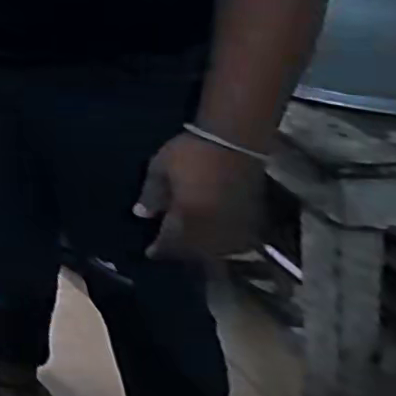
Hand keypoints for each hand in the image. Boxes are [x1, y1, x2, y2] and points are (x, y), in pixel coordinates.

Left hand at [132, 133, 265, 259]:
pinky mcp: (254, 222)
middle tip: (168, 250)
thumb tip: (141, 215)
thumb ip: (150, 194)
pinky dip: (224, 247)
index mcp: (187, 217)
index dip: (159, 249)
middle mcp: (213, 230)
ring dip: (202, 253)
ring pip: (217, 252)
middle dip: (180, 253)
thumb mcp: (160, 168)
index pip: (171, 242)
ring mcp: (236, 228)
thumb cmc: (190, 152)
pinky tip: (215, 241)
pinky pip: (238, 245)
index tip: (149, 253)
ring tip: (189, 248)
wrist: (234, 141)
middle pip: (195, 252)